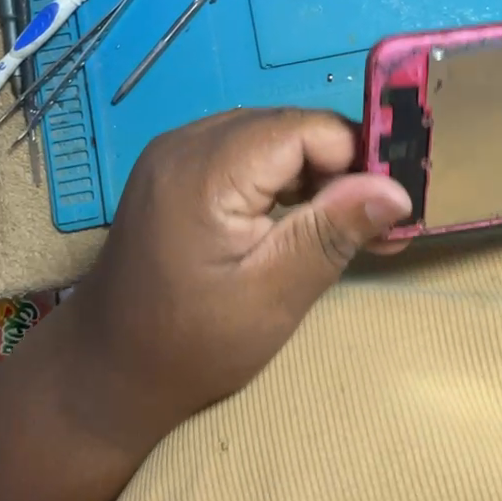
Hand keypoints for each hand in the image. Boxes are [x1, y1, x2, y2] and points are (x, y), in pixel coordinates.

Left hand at [57, 108, 412, 442]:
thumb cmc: (188, 347)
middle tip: (376, 225)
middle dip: (339, 168)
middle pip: (288, 127)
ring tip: (345, 228)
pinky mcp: (174, 167)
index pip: (305, 128)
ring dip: (313, 174)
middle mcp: (186, 142)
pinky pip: (243, 152)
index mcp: (205, 170)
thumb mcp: (272, 298)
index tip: (388, 208)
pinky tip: (300, 219)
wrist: (103, 373)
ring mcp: (175, 151)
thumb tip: (397, 190)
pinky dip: (279, 179)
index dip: (354, 159)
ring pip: (270, 137)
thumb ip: (332, 234)